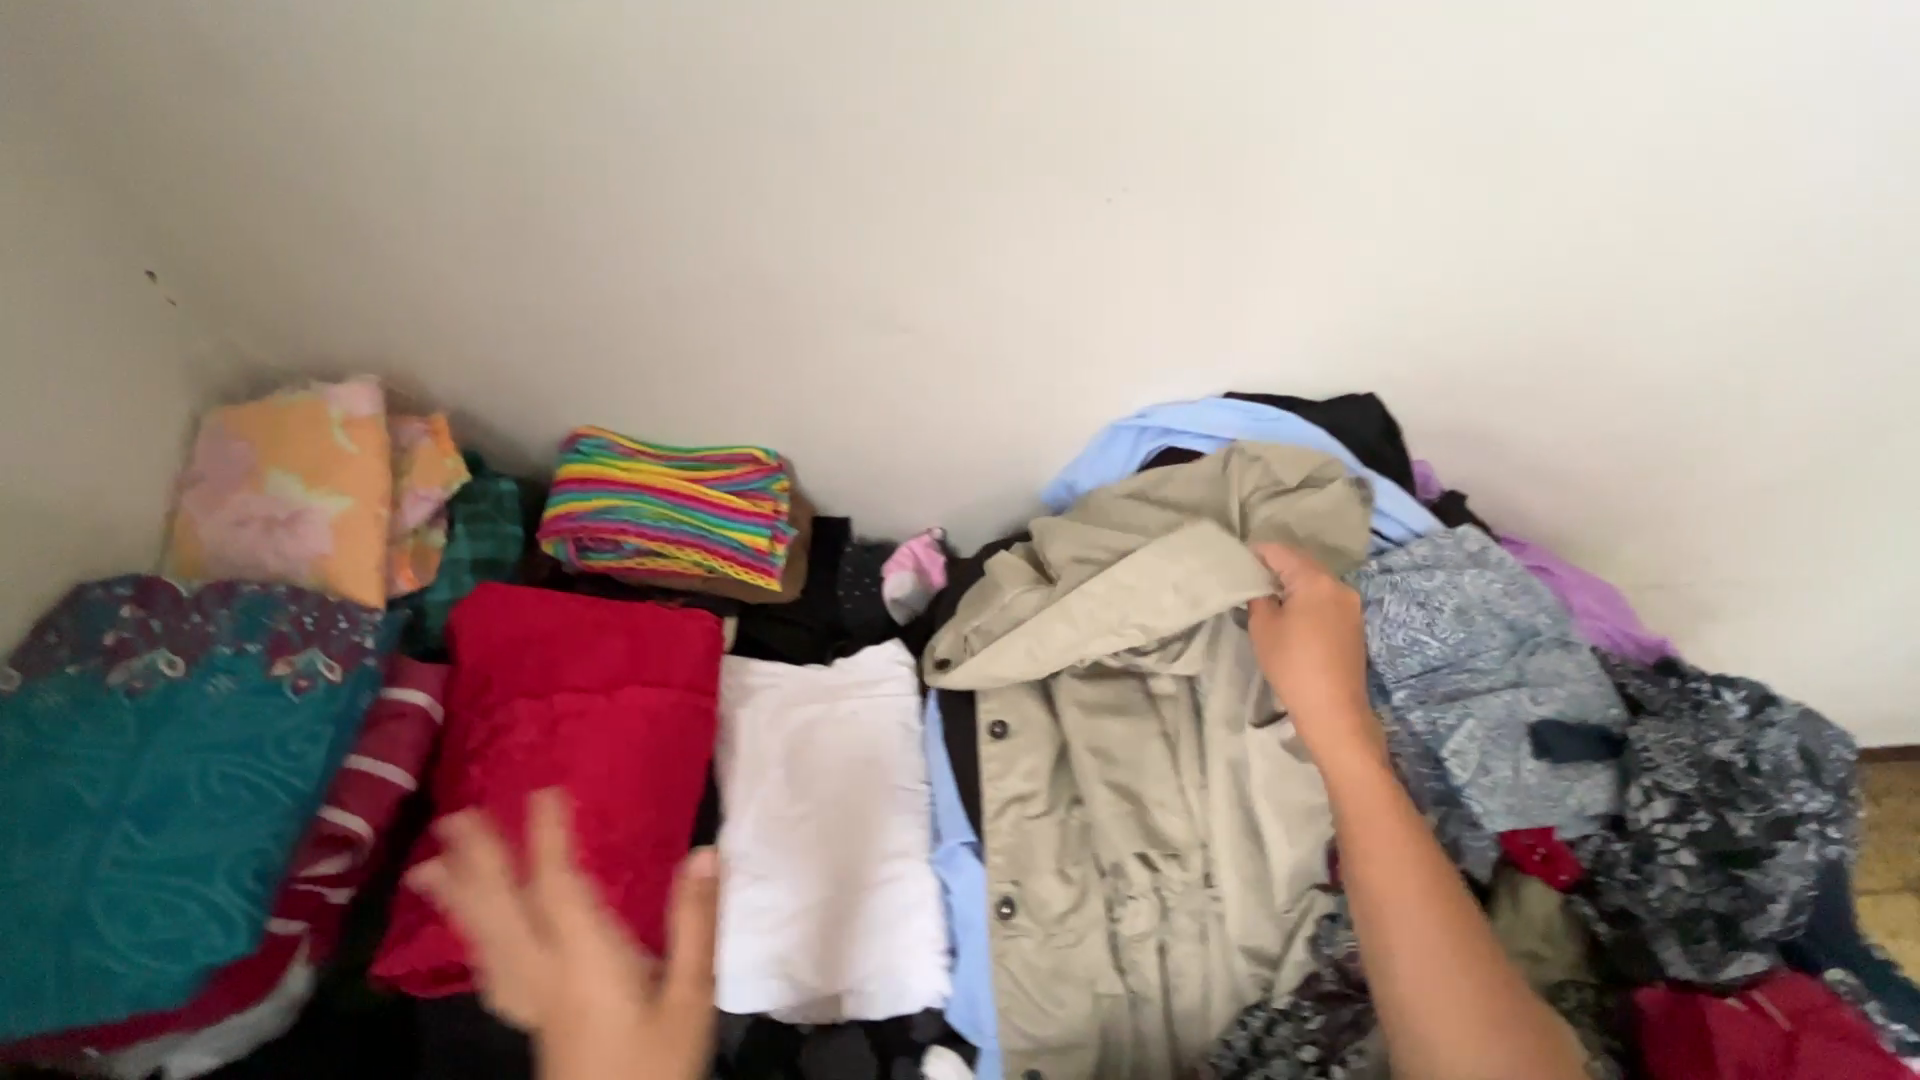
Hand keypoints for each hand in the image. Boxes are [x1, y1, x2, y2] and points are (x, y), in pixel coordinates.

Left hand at [405, 789, 717, 1079]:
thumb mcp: (692, 996)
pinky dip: (475, 942)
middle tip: (455, 820)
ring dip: (460, 901)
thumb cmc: (658, 1067)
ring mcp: (531, 1002)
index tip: (544, 792)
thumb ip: (695, 923)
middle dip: (478, 865)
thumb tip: (706, 850)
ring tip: (430, 869)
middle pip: (503, 914)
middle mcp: (546, 976)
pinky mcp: (531, 1021)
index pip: (558, 889)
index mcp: (586, 962)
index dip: (549, 839)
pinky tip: (474, 936)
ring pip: (486, 943)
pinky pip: (491, 970)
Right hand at [1246, 543, 1384, 764]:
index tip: (1237, 562)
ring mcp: (1350, 604)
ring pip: (1315, 581)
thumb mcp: (1263, 627)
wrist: (1332, 708)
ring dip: (1292, 583)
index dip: (1256, 553)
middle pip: (1302, 563)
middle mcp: (1338, 585)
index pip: (1281, 552)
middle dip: (1275, 566)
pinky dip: (1306, 598)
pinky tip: (1290, 613)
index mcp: (1315, 581)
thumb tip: (1260, 587)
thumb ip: (1259, 597)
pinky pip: (1325, 598)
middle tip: (1248, 577)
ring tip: (1266, 595)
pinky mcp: (1354, 622)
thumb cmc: (1292, 664)